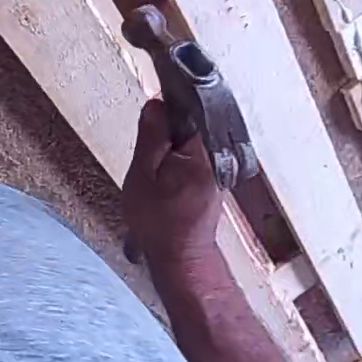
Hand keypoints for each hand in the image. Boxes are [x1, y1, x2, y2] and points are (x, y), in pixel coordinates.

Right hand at [123, 98, 223, 268]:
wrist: (178, 256)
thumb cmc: (158, 220)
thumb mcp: (143, 174)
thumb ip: (151, 137)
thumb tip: (156, 105)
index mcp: (203, 150)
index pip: (188, 110)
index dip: (165, 112)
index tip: (149, 122)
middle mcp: (217, 156)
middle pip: (190, 126)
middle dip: (165, 134)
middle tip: (148, 158)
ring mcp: (218, 169)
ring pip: (190, 143)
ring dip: (170, 150)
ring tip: (155, 173)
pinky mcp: (213, 180)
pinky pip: (194, 158)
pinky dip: (177, 163)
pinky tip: (165, 182)